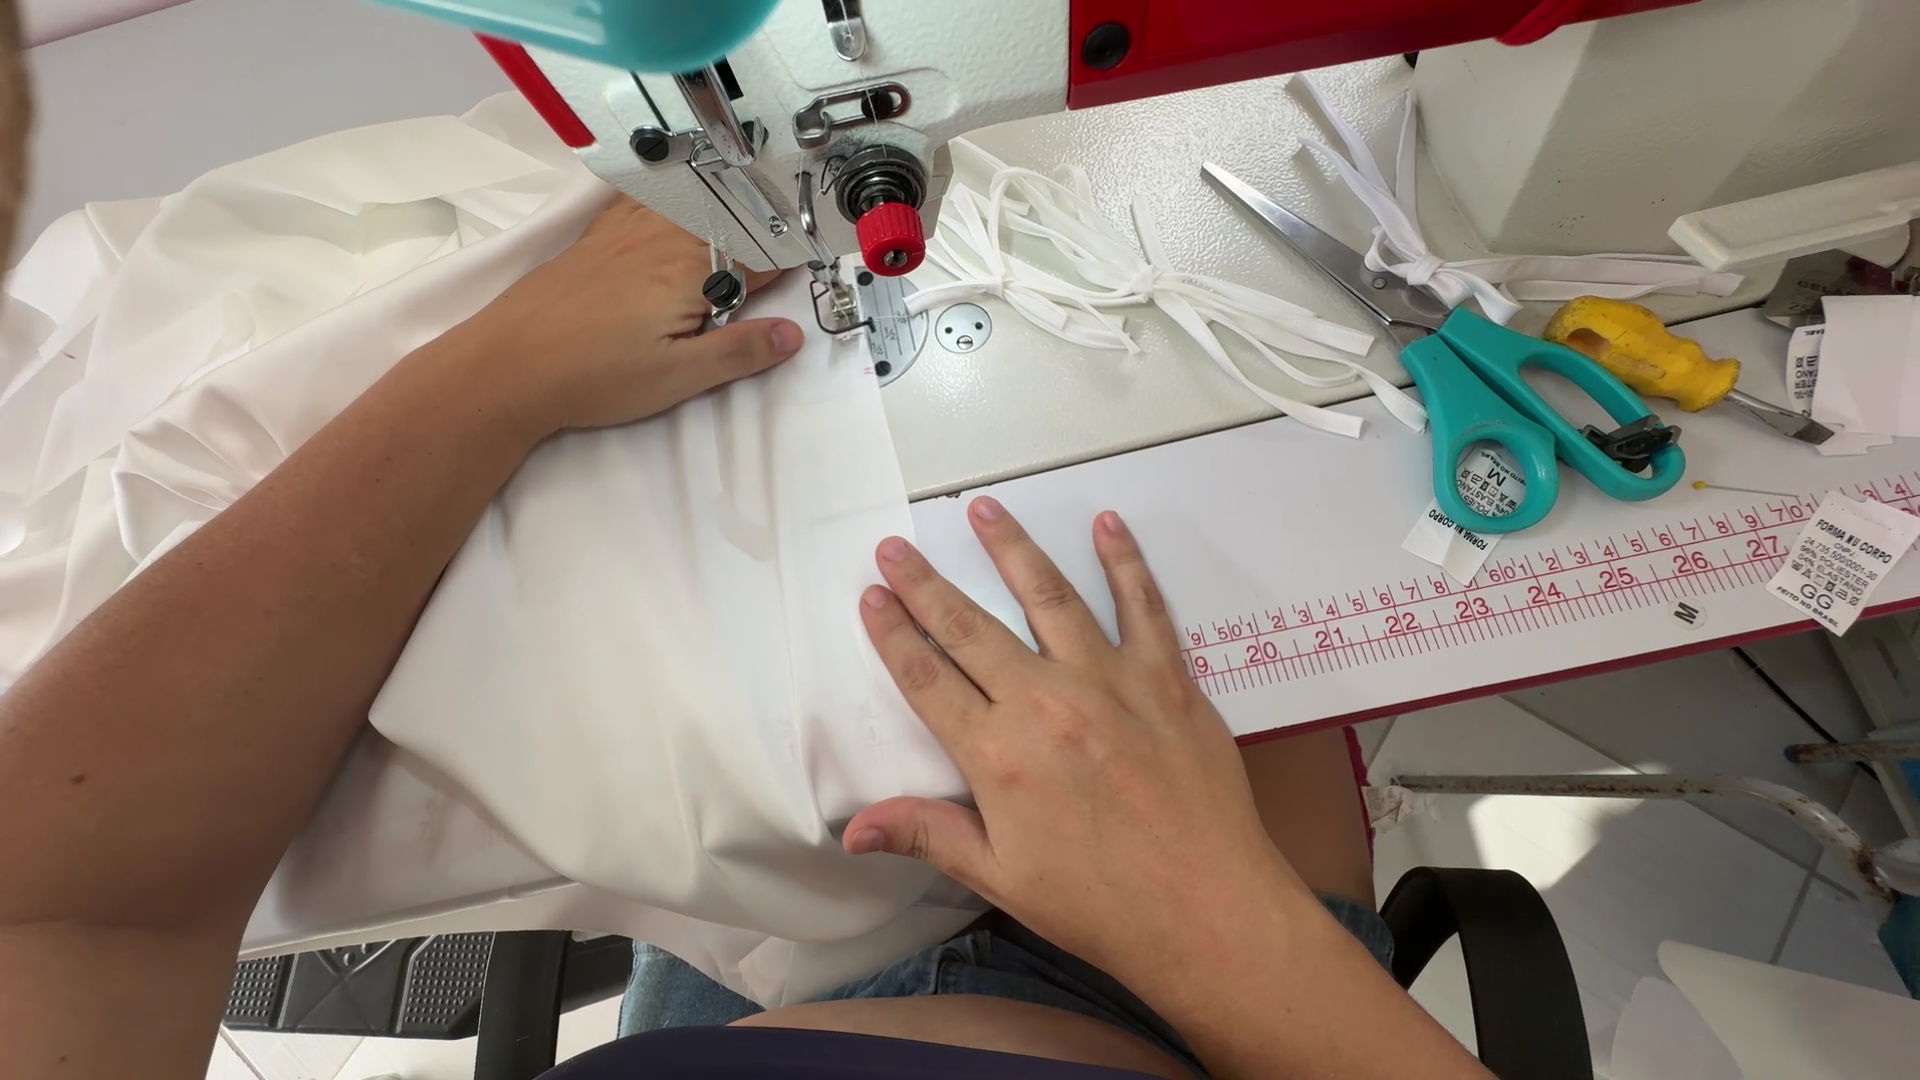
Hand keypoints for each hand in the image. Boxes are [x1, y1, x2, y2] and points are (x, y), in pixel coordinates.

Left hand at [440, 195, 802, 434]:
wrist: (507, 366)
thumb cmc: (594, 376)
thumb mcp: (679, 377)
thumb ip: (739, 352)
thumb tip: (791, 335)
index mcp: (687, 272)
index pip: (755, 260)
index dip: (787, 261)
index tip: (811, 258)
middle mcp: (658, 241)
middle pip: (724, 223)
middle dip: (760, 227)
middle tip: (788, 233)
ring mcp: (623, 234)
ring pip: (685, 205)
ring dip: (720, 204)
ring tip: (746, 201)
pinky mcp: (596, 240)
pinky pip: (642, 201)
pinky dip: (668, 194)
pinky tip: (671, 193)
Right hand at [845, 499, 1314, 1002]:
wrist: (1209, 912)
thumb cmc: (1102, 903)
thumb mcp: (1003, 877)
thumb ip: (928, 834)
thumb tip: (853, 828)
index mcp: (999, 756)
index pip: (927, 679)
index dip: (893, 634)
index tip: (871, 596)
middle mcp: (1046, 703)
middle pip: (970, 627)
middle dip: (925, 583)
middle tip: (895, 547)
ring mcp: (1109, 682)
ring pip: (1047, 596)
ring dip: (1010, 548)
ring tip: (984, 510)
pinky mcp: (1165, 676)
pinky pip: (1142, 605)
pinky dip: (1124, 560)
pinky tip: (1107, 523)